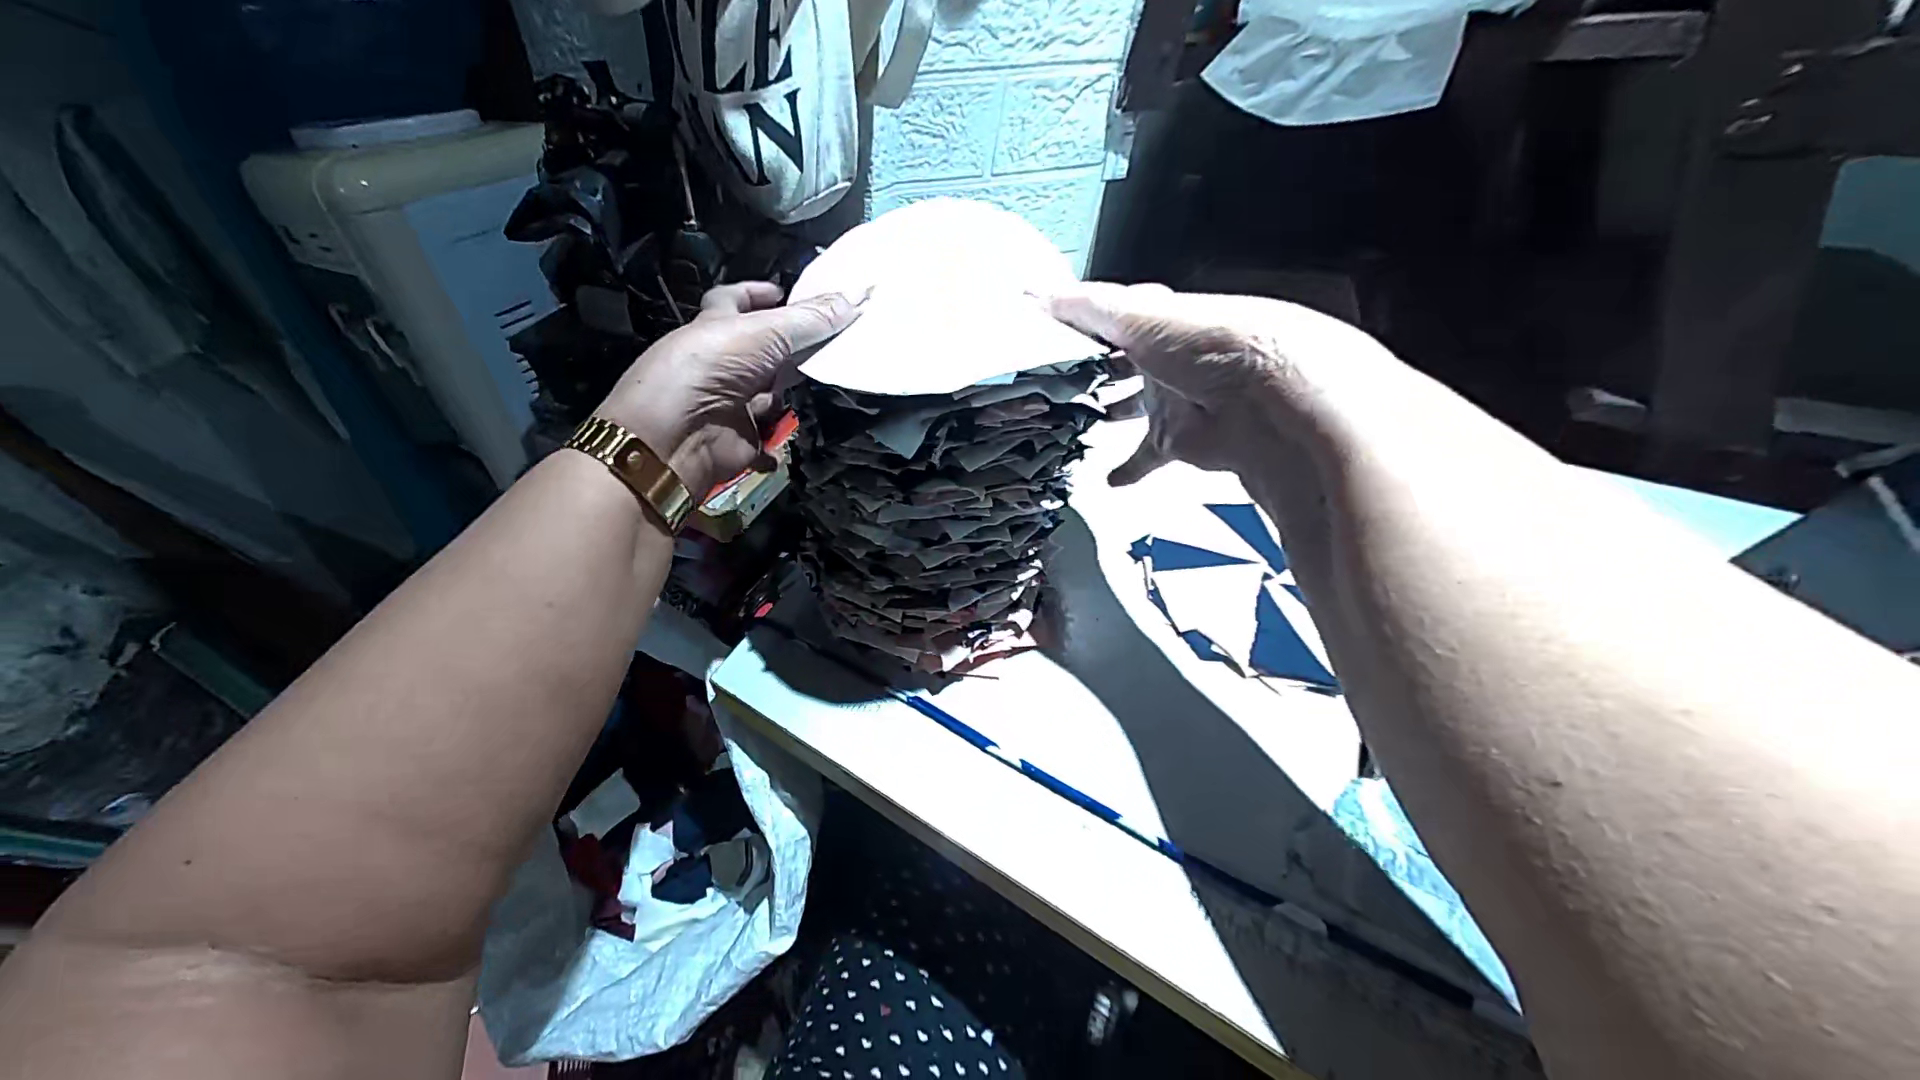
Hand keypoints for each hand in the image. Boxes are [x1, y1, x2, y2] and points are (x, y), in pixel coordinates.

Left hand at [596, 282, 857, 496]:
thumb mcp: (765, 332)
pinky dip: (775, 444)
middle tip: (822, 344)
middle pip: (760, 352)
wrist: (678, 434)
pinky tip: (787, 436)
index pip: (734, 300)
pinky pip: (764, 443)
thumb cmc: (712, 366)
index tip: (784, 293)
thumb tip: (852, 300)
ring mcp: (728, 403)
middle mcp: (721, 363)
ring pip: (766, 396)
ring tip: (815, 386)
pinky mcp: (737, 440)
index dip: (756, 294)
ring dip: (784, 397)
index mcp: (716, 327)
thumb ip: (809, 320)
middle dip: (788, 350)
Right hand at [1048, 282, 1399, 485]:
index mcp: (1157, 321)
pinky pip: (1146, 456)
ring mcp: (1172, 400)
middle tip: (1060, 374)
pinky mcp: (1178, 440)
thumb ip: (1083, 308)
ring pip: (1132, 407)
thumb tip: (1035, 294)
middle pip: (1122, 362)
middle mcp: (1165, 358)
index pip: (1111, 315)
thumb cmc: (1211, 344)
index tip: (1047, 325)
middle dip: (1094, 367)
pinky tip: (1109, 479)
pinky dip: (1128, 469)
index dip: (1080, 320)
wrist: (1266, 401)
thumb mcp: (1137, 316)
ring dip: (1110, 412)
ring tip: (1081, 418)